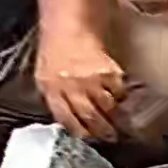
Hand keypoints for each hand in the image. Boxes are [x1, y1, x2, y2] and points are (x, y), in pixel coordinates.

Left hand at [35, 27, 125, 141]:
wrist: (68, 29)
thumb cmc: (56, 52)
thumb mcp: (46, 74)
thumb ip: (58, 96)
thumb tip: (73, 118)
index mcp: (50, 86)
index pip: (64, 116)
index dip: (78, 130)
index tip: (88, 139)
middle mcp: (70, 85)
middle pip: (89, 115)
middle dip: (102, 129)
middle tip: (111, 137)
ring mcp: (91, 80)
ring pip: (108, 107)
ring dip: (114, 115)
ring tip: (119, 119)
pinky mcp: (110, 75)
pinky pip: (120, 93)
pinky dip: (121, 97)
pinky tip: (119, 96)